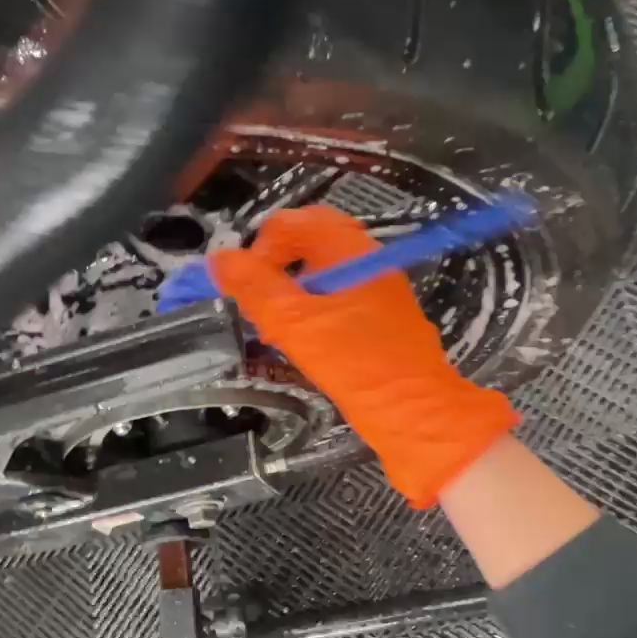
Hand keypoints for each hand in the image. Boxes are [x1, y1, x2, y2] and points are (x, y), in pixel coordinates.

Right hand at [209, 206, 519, 507]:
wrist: (417, 416)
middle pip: (311, 248)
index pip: (296, 222)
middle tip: (255, 304)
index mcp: (350, 251)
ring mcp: (380, 297)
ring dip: (293, 298)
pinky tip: (304, 351)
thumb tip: (219, 259)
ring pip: (325, 281)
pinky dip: (315, 320)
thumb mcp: (295, 324)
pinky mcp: (384, 329)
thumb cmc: (358, 365)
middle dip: (276, 271)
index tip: (244, 283)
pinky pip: (341, 309)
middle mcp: (369, 265)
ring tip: (273, 332)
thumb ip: (254, 288)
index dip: (262, 245)